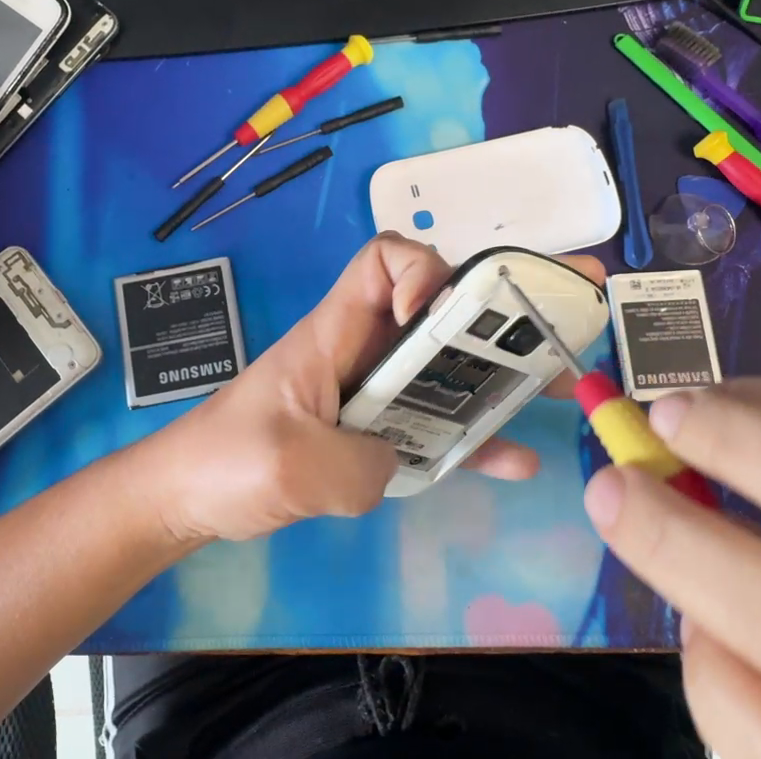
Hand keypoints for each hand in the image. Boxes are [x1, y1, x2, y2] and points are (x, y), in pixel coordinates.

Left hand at [144, 233, 605, 542]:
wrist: (188, 497)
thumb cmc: (225, 462)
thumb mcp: (291, 465)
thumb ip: (359, 465)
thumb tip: (399, 461)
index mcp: (334, 333)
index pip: (382, 262)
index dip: (423, 271)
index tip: (439, 316)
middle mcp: (360, 350)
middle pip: (437, 310)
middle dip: (502, 309)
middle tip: (572, 317)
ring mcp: (369, 392)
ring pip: (446, 367)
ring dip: (503, 372)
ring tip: (566, 383)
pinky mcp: (370, 432)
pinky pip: (433, 425)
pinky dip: (471, 436)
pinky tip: (517, 458)